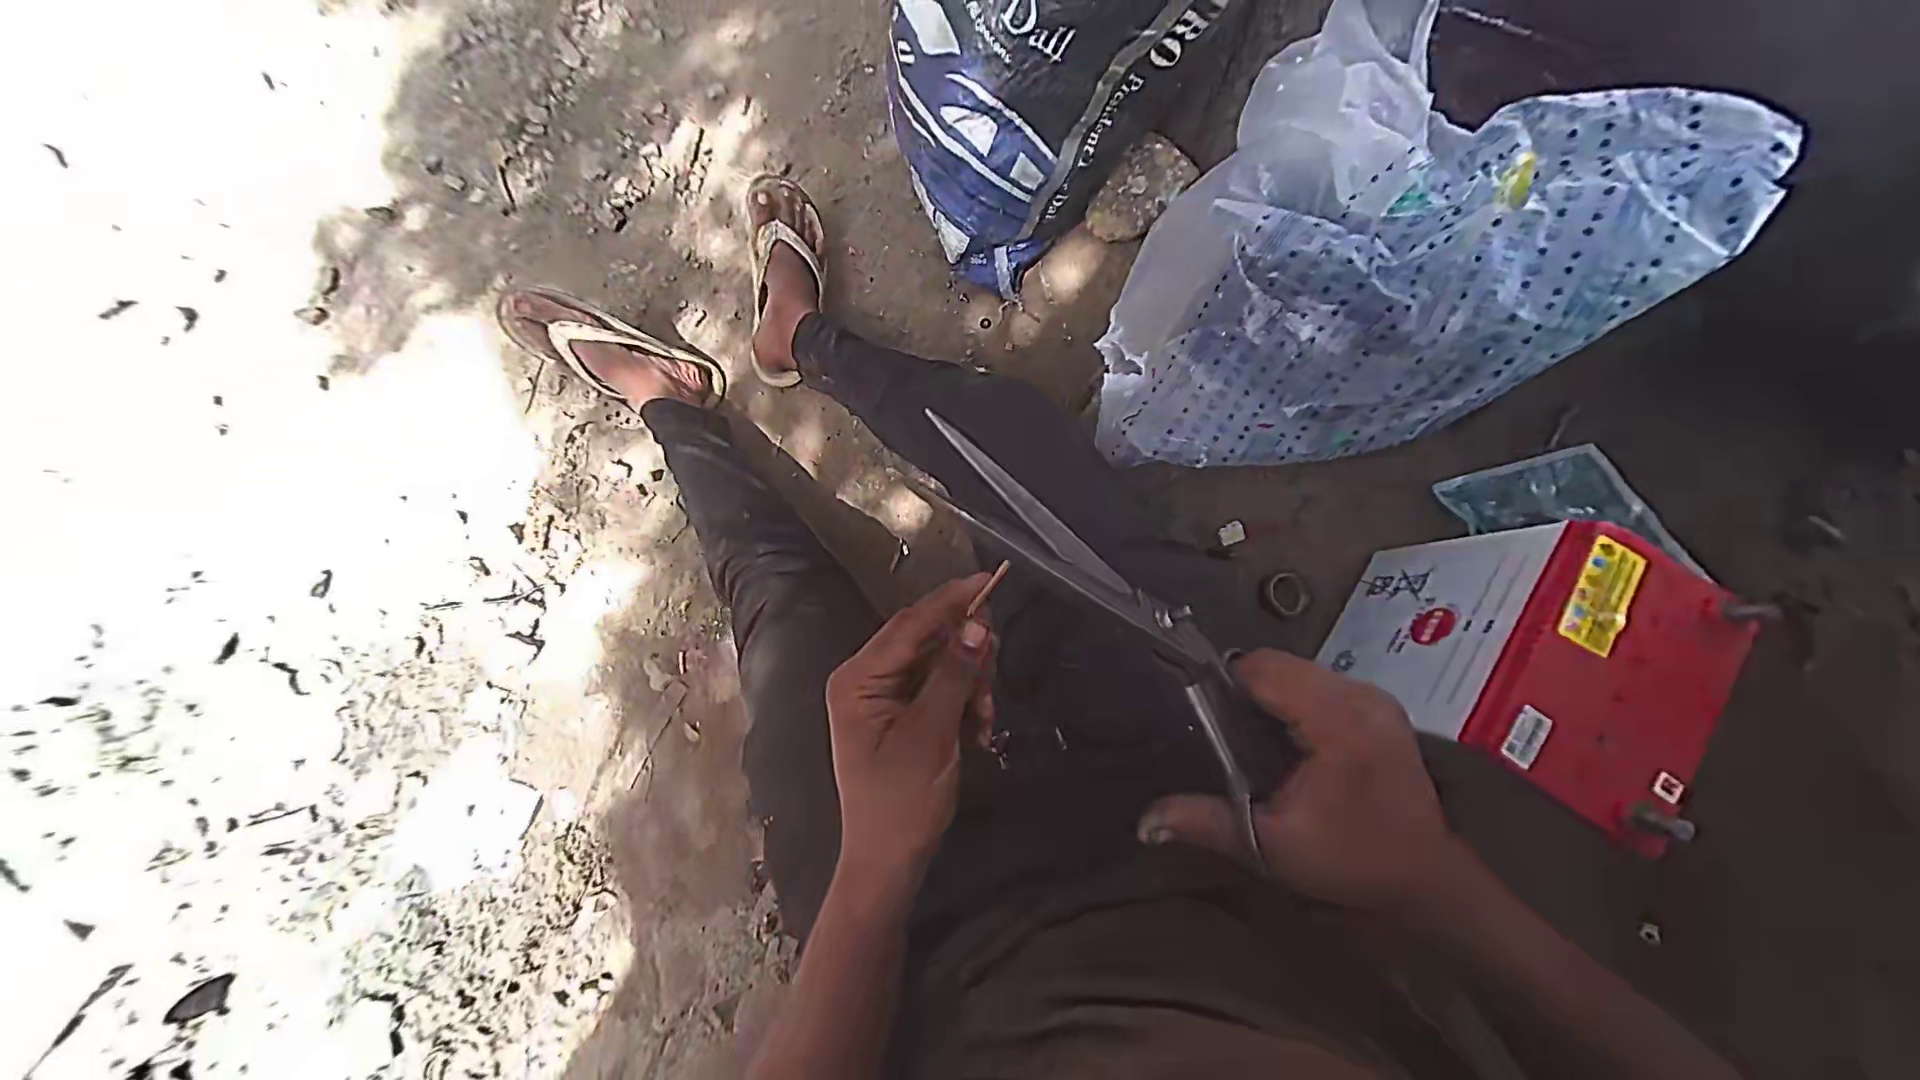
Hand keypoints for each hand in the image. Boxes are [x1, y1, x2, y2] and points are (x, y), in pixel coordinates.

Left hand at [827, 573, 995, 890]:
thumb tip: (978, 625)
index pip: (911, 624)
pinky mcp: (899, 710)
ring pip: (939, 662)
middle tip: (992, 682)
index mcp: (858, 678)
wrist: (887, 860)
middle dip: (967, 656)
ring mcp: (882, 694)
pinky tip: (978, 727)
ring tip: (985, 719)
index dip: (952, 600)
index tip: (989, 579)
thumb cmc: (902, 801)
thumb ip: (954, 674)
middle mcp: (865, 677)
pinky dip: (963, 699)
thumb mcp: (932, 734)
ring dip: (970, 683)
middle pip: (926, 639)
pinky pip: (939, 685)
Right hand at [1137, 648, 1463, 913]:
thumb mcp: (1272, 845)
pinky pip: (1315, 679)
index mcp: (1339, 722)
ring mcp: (1373, 696)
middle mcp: (1360, 697)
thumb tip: (1146, 821)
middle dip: (1244, 688)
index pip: (1265, 669)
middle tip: (1225, 729)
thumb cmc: (1352, 859)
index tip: (1205, 713)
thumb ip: (1207, 823)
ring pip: (1295, 667)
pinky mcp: (1376, 703)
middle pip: (1278, 663)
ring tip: (1251, 731)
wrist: (1427, 878)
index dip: (1226, 683)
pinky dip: (1289, 695)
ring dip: (1266, 690)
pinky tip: (1283, 730)